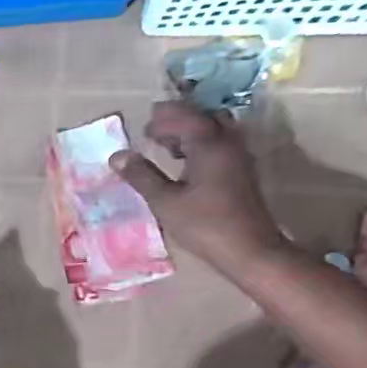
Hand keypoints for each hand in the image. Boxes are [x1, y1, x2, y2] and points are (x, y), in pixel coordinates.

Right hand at [109, 101, 288, 269]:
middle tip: (153, 131)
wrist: (249, 250)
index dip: (162, 119)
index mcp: (209, 144)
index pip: (185, 117)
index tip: (143, 126)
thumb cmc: (205, 225)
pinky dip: (200, 145)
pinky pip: (220, 145)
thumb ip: (141, 176)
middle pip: (203, 117)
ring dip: (190, 132)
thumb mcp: (165, 202)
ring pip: (214, 130)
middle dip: (178, 120)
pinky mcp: (242, 172)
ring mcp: (238, 157)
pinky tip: (185, 163)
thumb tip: (117, 156)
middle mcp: (227, 143)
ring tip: (165, 145)